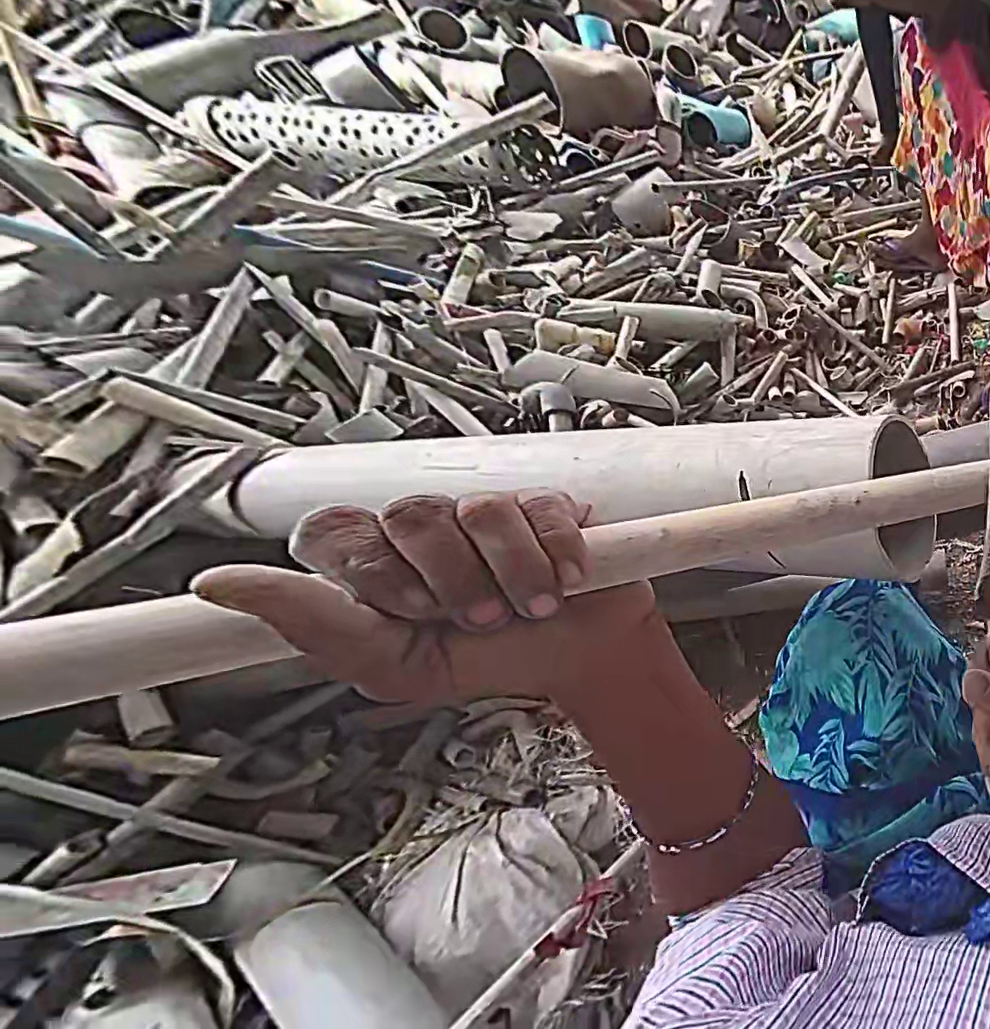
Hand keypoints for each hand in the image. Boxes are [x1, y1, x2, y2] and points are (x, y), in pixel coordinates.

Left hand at [191, 490, 656, 705]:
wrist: (582, 654)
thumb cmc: (500, 660)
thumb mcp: (403, 667)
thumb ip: (323, 629)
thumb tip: (223, 584)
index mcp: (379, 568)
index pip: (335, 530)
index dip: (373, 567)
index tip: (416, 610)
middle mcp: (430, 533)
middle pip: (410, 516)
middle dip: (455, 579)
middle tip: (483, 615)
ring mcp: (490, 514)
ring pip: (481, 511)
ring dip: (514, 573)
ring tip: (531, 603)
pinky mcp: (547, 506)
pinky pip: (541, 510)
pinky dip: (557, 554)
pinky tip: (564, 579)